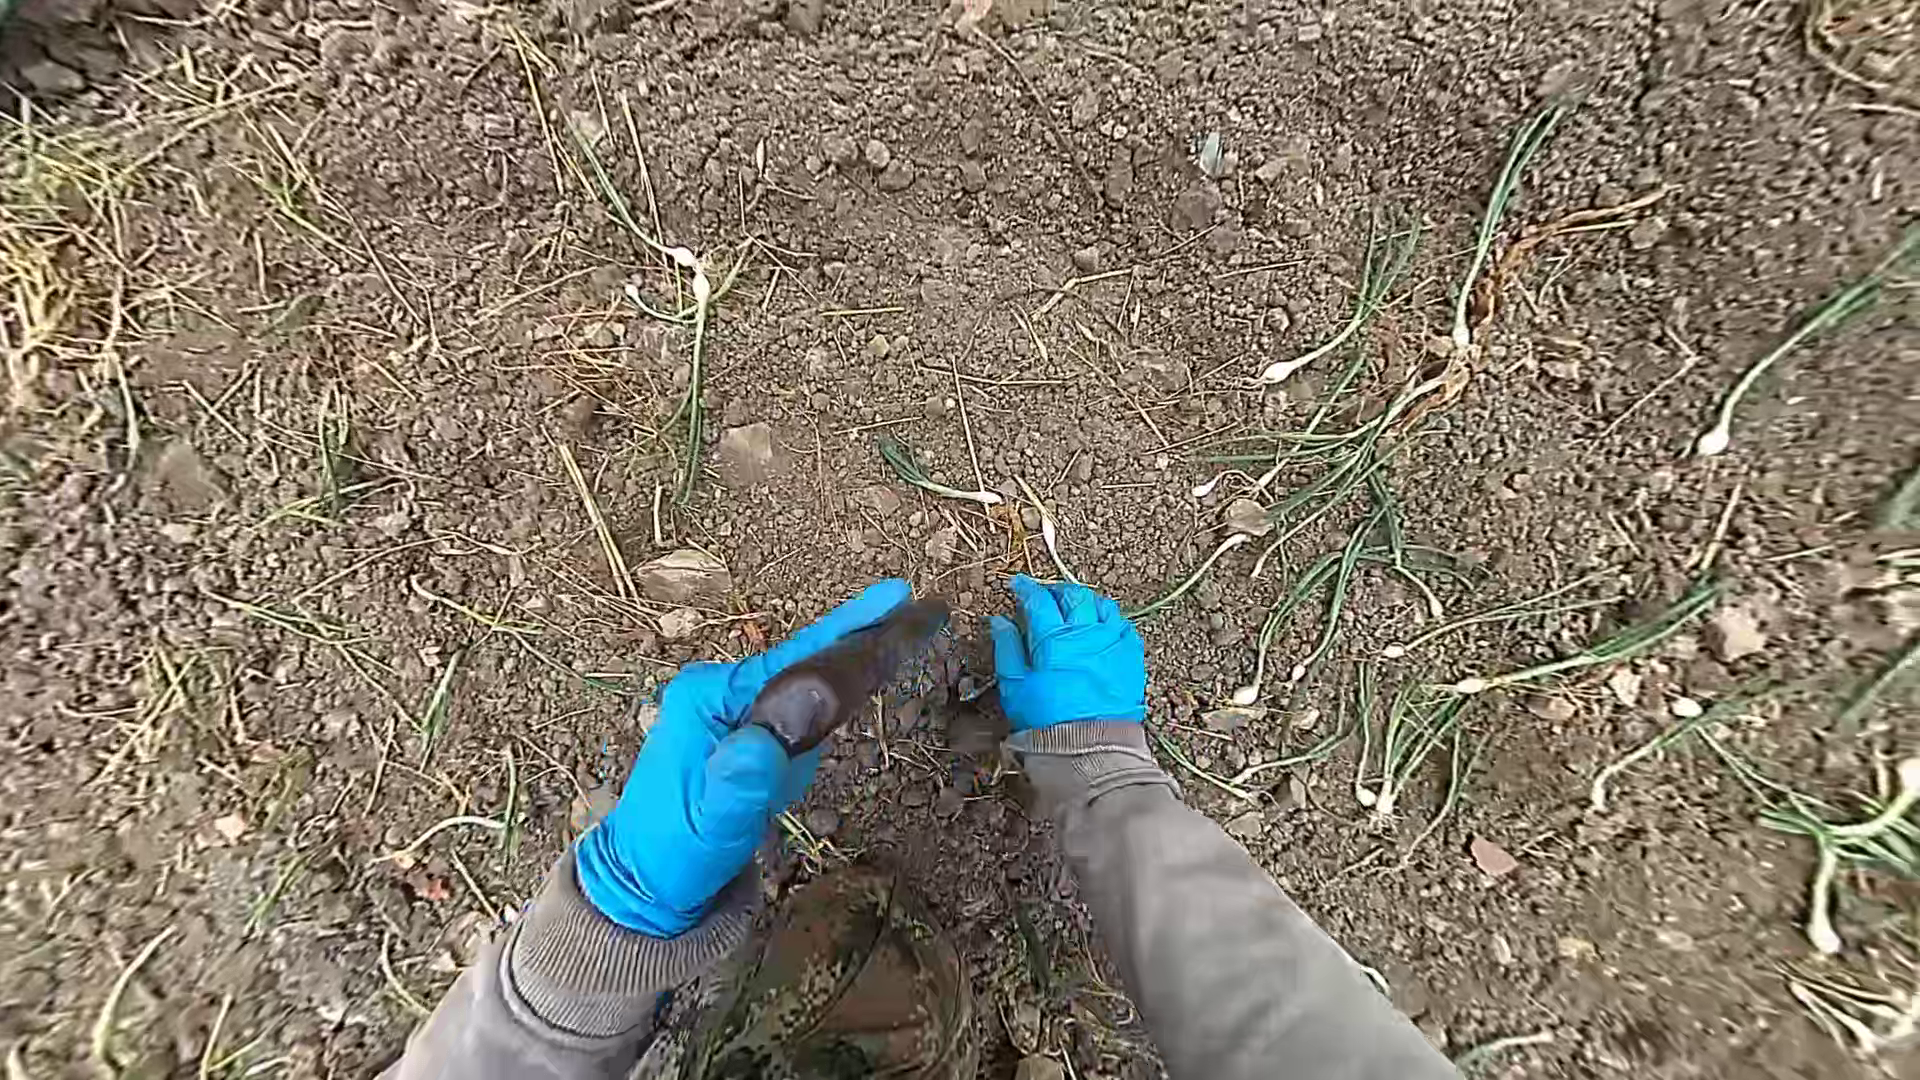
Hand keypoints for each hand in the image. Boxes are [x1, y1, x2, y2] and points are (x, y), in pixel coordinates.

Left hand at [575, 579, 911, 936]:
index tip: (895, 597)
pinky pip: (802, 703)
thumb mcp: (711, 823)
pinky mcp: (754, 727)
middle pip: (806, 657)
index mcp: (711, 696)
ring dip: (852, 659)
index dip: (848, 627)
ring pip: (809, 678)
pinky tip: (866, 673)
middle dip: (858, 634)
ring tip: (902, 634)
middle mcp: (725, 690)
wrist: (653, 881)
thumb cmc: (678, 852)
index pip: (794, 657)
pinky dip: (837, 691)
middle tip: (910, 606)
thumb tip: (765, 741)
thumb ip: (738, 783)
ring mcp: (739, 707)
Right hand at [988, 574, 1145, 731]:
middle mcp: (1085, 633)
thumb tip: (1000, 621)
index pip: (1038, 600)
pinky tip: (1099, 627)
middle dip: (1056, 590)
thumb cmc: (1046, 720)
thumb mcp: (1015, 686)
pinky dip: (1108, 620)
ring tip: (1073, 608)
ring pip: (1101, 605)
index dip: (1026, 588)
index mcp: (1053, 638)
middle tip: (1046, 596)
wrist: (1090, 750)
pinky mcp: (1130, 657)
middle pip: (1073, 595)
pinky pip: (1123, 626)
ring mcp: (1111, 643)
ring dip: (1084, 601)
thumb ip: (1007, 648)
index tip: (1018, 585)